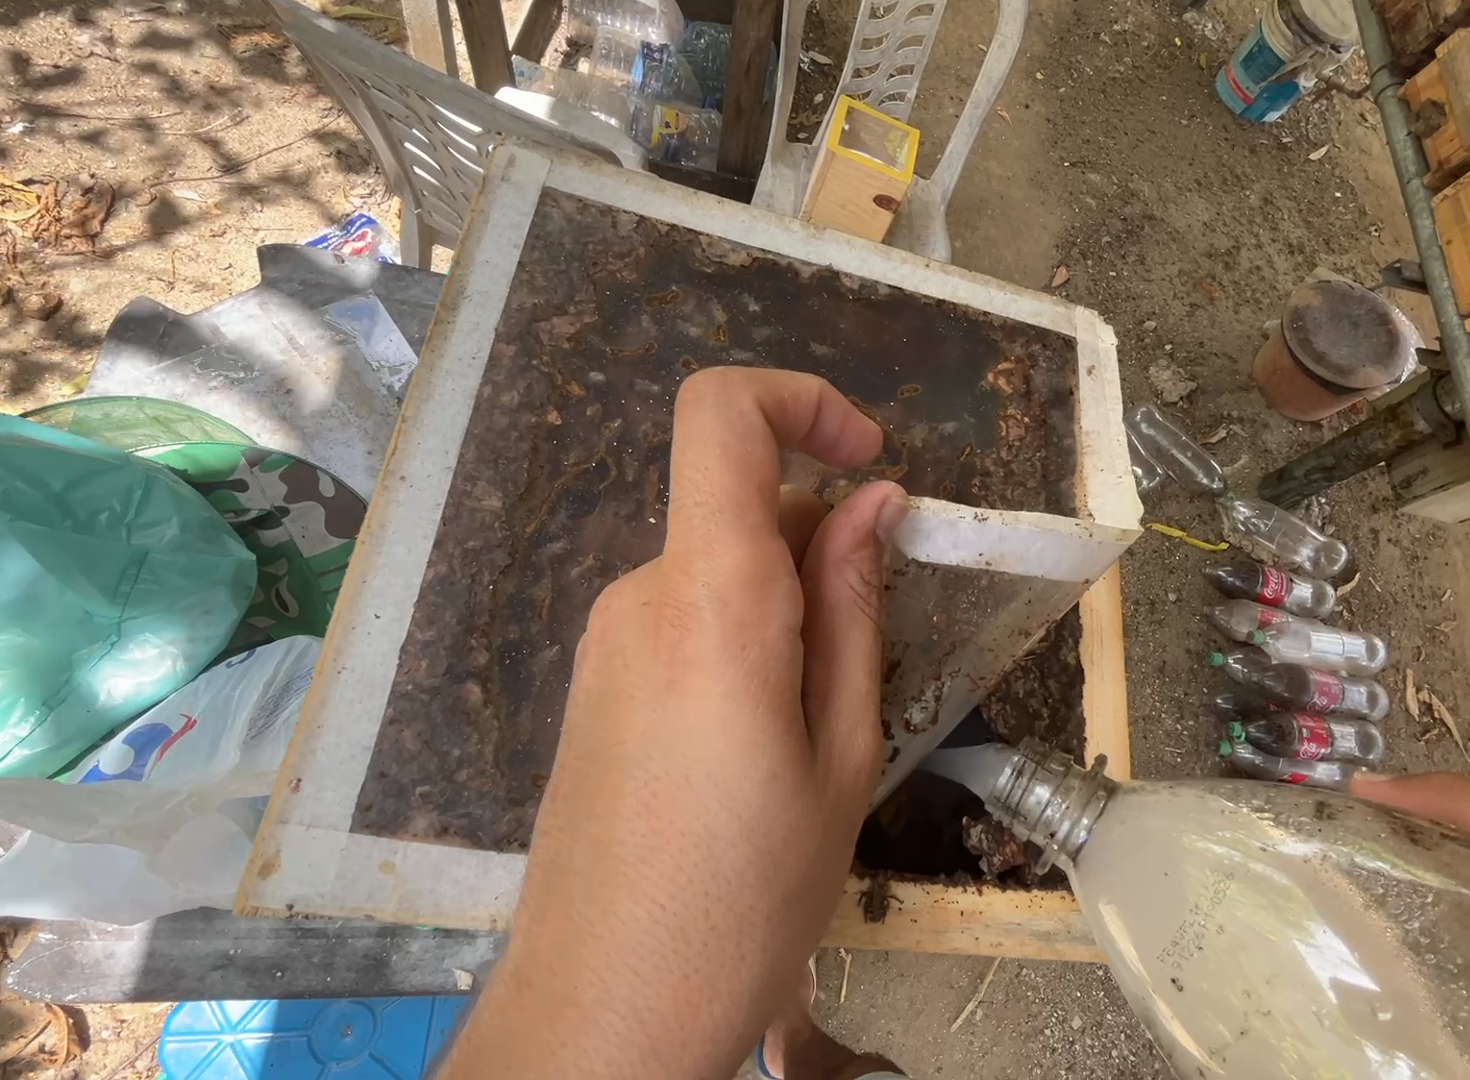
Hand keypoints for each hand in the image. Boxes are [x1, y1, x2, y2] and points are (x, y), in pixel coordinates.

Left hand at [440, 368, 907, 1078]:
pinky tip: (762, 731)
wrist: (599, 1013)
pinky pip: (684, 609)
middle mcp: (641, 592)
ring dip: (786, 594)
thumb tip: (873, 499)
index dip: (800, 400)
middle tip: (868, 642)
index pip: (720, 416)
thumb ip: (853, 606)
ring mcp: (606, 634)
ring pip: (718, 561)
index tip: (869, 455)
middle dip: (820, 535)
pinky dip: (743, 627)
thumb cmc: (748, 895)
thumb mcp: (842, 752)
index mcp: (712, 598)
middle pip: (737, 500)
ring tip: (818, 715)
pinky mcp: (596, 676)